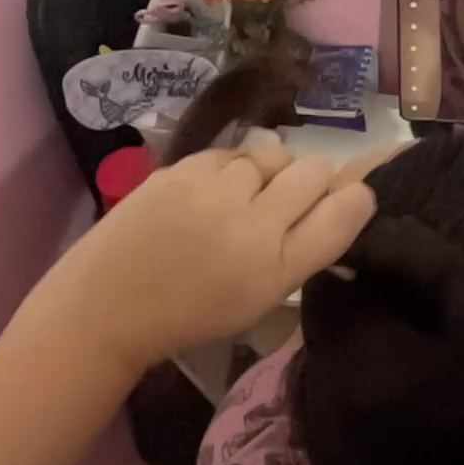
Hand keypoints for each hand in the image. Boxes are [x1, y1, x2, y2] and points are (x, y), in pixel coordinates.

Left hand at [15, 146, 375, 373]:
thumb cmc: (192, 312)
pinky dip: (232, 168)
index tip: (345, 202)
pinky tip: (212, 192)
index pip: (346, 210)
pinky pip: (232, 152)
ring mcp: (214, 191)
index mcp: (278, 269)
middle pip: (316, 172)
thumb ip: (305, 249)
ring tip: (243, 198)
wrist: (108, 305)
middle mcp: (253, 224)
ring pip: (273, 154)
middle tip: (287, 203)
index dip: (355, 198)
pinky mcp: (181, 169)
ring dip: (269, 172)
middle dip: (314, 181)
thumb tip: (341, 202)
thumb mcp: (261, 297)